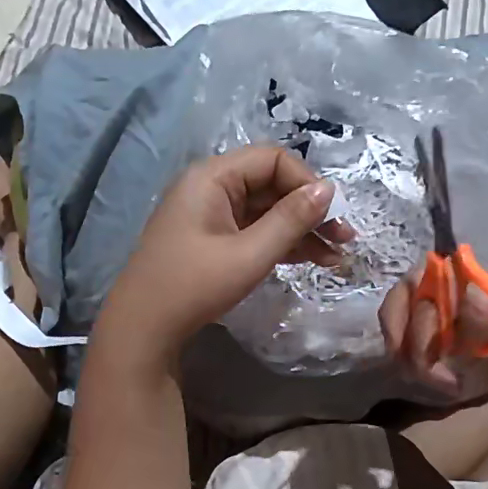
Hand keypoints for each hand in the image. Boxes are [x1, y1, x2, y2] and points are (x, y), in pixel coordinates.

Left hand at [99, 146, 353, 359]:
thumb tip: (328, 190)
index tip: (333, 215)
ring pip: (265, 210)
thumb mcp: (249, 254)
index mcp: (212, 177)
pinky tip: (311, 260)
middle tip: (344, 239)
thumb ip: (290, 220)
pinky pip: (253, 230)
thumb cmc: (193, 286)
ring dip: (300, 230)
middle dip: (309, 210)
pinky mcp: (211, 239)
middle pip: (271, 184)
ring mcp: (210, 214)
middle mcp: (210, 187)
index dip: (307, 183)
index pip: (272, 160)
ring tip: (336, 257)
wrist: (143, 328)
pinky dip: (280, 243)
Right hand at [380, 271, 487, 434]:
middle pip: (424, 294)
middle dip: (413, 333)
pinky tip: (443, 385)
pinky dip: (424, 363)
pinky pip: (429, 343)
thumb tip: (465, 291)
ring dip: (414, 350)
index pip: (448, 278)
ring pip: (420, 318)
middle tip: (420, 371)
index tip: (424, 349)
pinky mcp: (466, 345)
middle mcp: (485, 297)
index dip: (425, 307)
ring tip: (432, 381)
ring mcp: (473, 321)